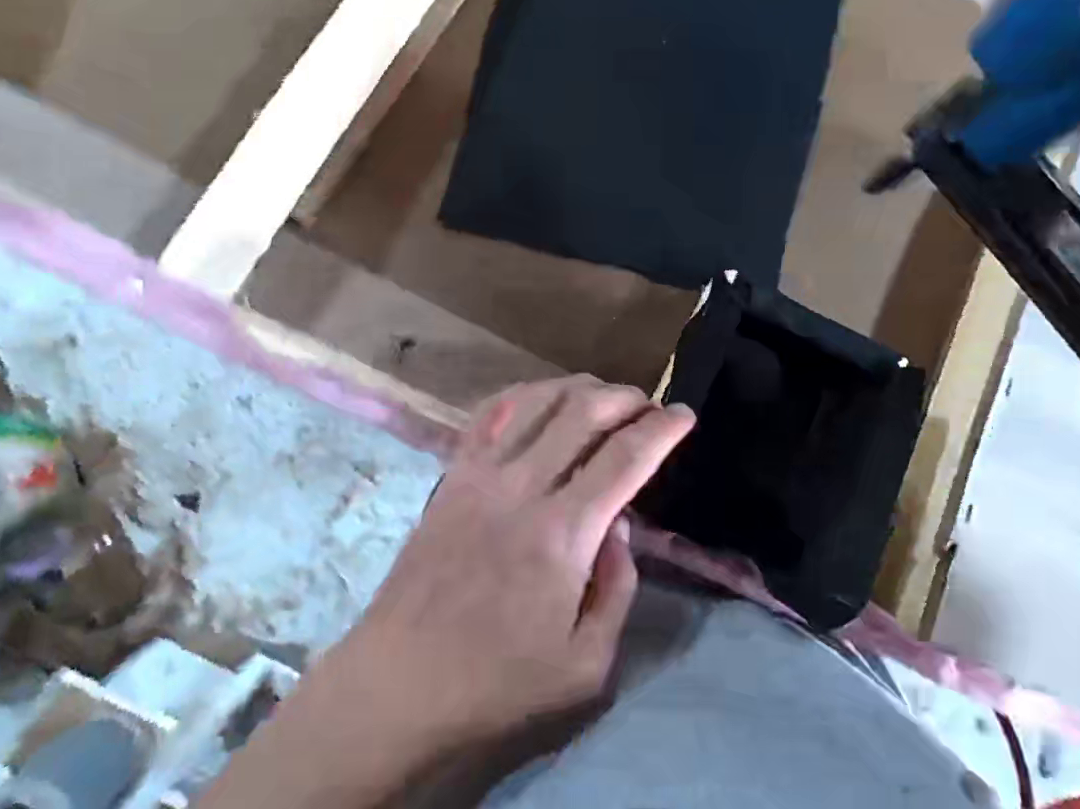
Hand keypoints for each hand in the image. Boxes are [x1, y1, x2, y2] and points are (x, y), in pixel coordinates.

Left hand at [200, 376, 695, 807]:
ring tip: (606, 398)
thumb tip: (620, 525)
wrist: (393, 691)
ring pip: (540, 399)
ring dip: (583, 387)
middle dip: (629, 397)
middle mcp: (524, 489)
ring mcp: (480, 477)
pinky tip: (546, 401)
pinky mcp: (450, 478)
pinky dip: (528, 394)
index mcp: (564, 534)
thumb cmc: (497, 685)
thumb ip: (620, 589)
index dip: (665, 427)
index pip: (627, 456)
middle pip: (586, 410)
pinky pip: (492, 413)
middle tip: (651, 407)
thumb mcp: (587, 666)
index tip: (686, 415)